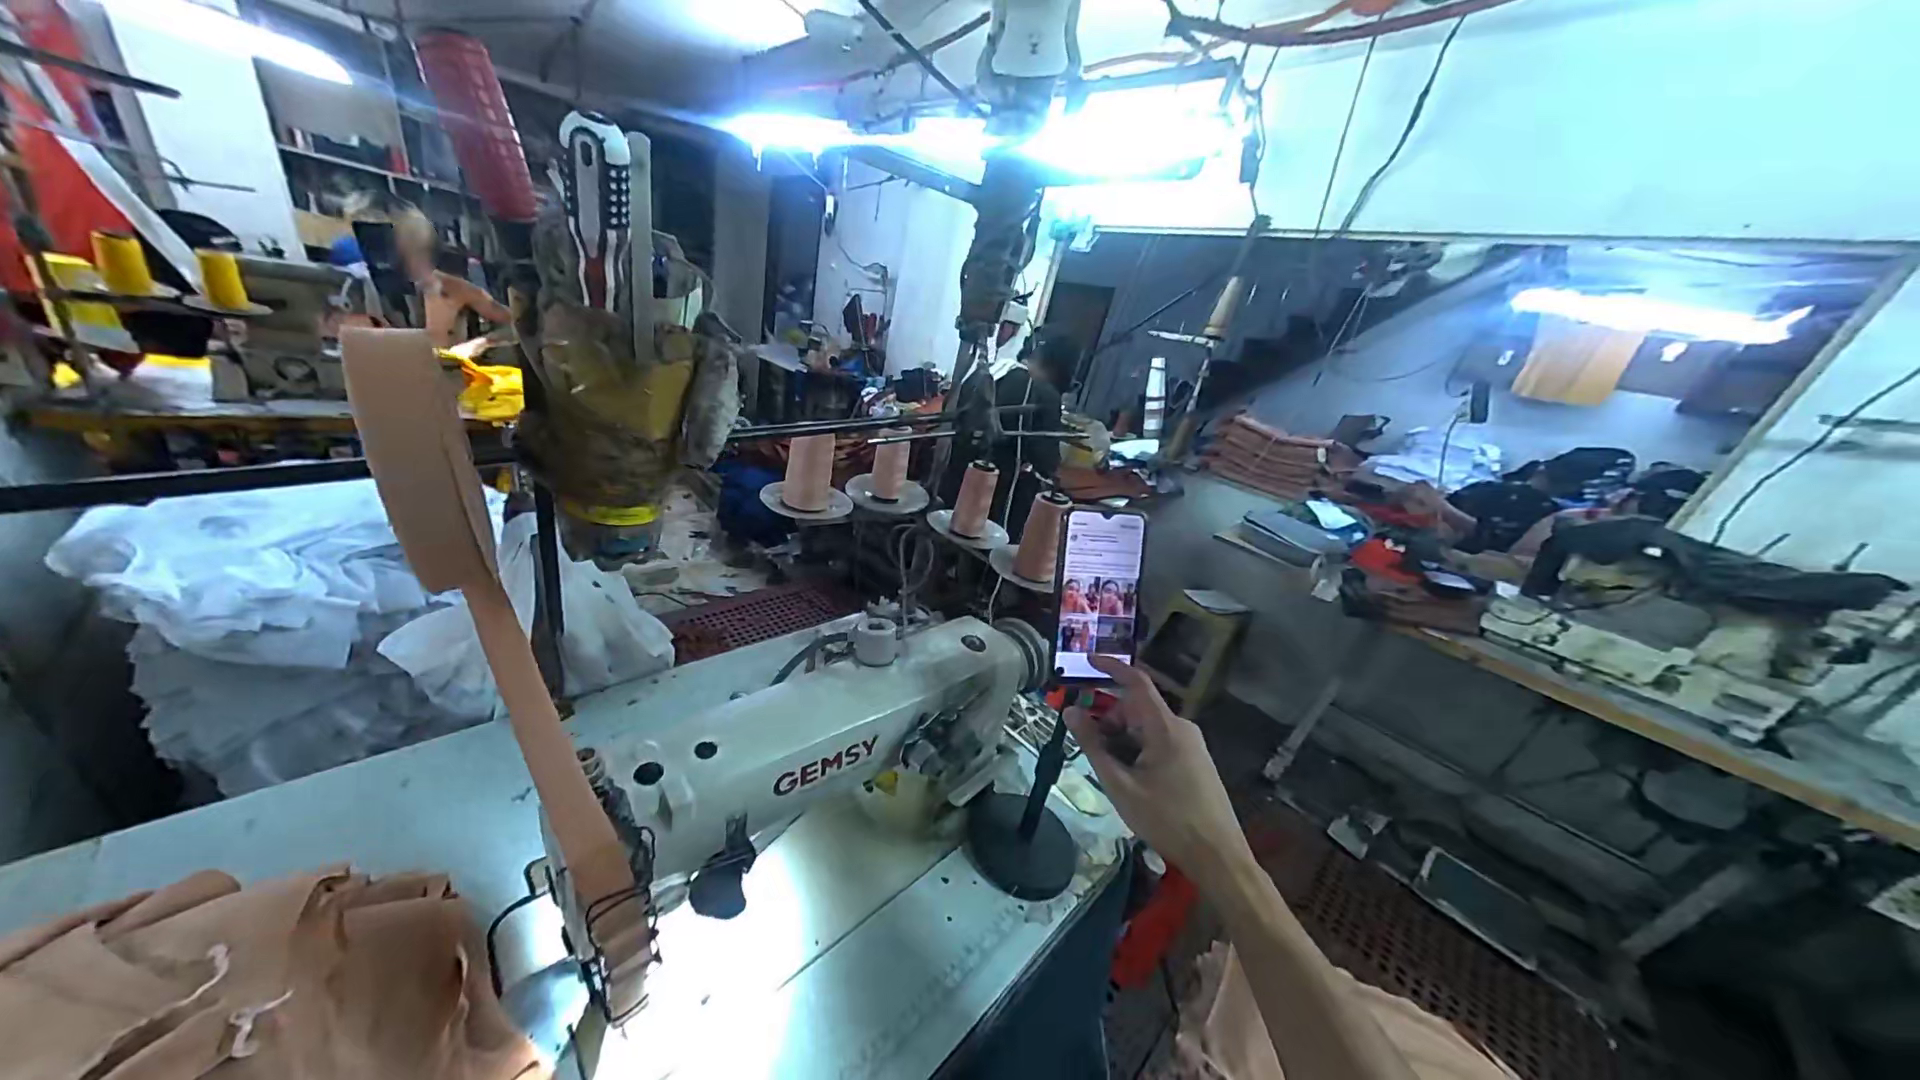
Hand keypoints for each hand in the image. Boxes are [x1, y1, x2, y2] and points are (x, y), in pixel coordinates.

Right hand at [1063, 655, 1251, 888]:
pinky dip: (1137, 749)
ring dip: (1122, 738)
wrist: (1219, 857)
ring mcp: (1191, 745)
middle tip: (1089, 745)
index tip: (1086, 660)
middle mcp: (1181, 728)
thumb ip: (1093, 745)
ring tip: (1110, 771)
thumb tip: (1071, 712)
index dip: (1111, 667)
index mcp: (1166, 727)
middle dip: (1109, 719)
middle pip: (1137, 708)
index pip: (1136, 682)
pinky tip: (1129, 778)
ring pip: (1146, 727)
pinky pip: (1159, 741)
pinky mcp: (1195, 761)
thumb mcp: (1120, 784)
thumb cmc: (1167, 820)